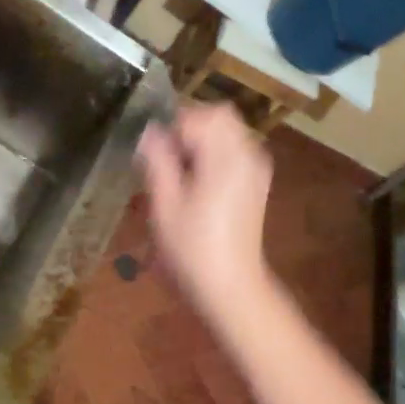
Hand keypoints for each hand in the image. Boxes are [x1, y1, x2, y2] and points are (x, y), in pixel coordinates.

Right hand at [137, 102, 273, 310]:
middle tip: (166, 158)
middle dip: (188, 129)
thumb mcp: (164, 205)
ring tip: (179, 173)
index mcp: (225, 157)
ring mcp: (256, 169)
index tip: (154, 155)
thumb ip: (157, 161)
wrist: (231, 286)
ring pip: (228, 132)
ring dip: (201, 141)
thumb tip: (148, 132)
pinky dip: (215, 155)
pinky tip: (198, 184)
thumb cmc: (192, 249)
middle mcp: (247, 155)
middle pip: (219, 117)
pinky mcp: (257, 183)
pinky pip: (235, 151)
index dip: (172, 129)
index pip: (198, 117)